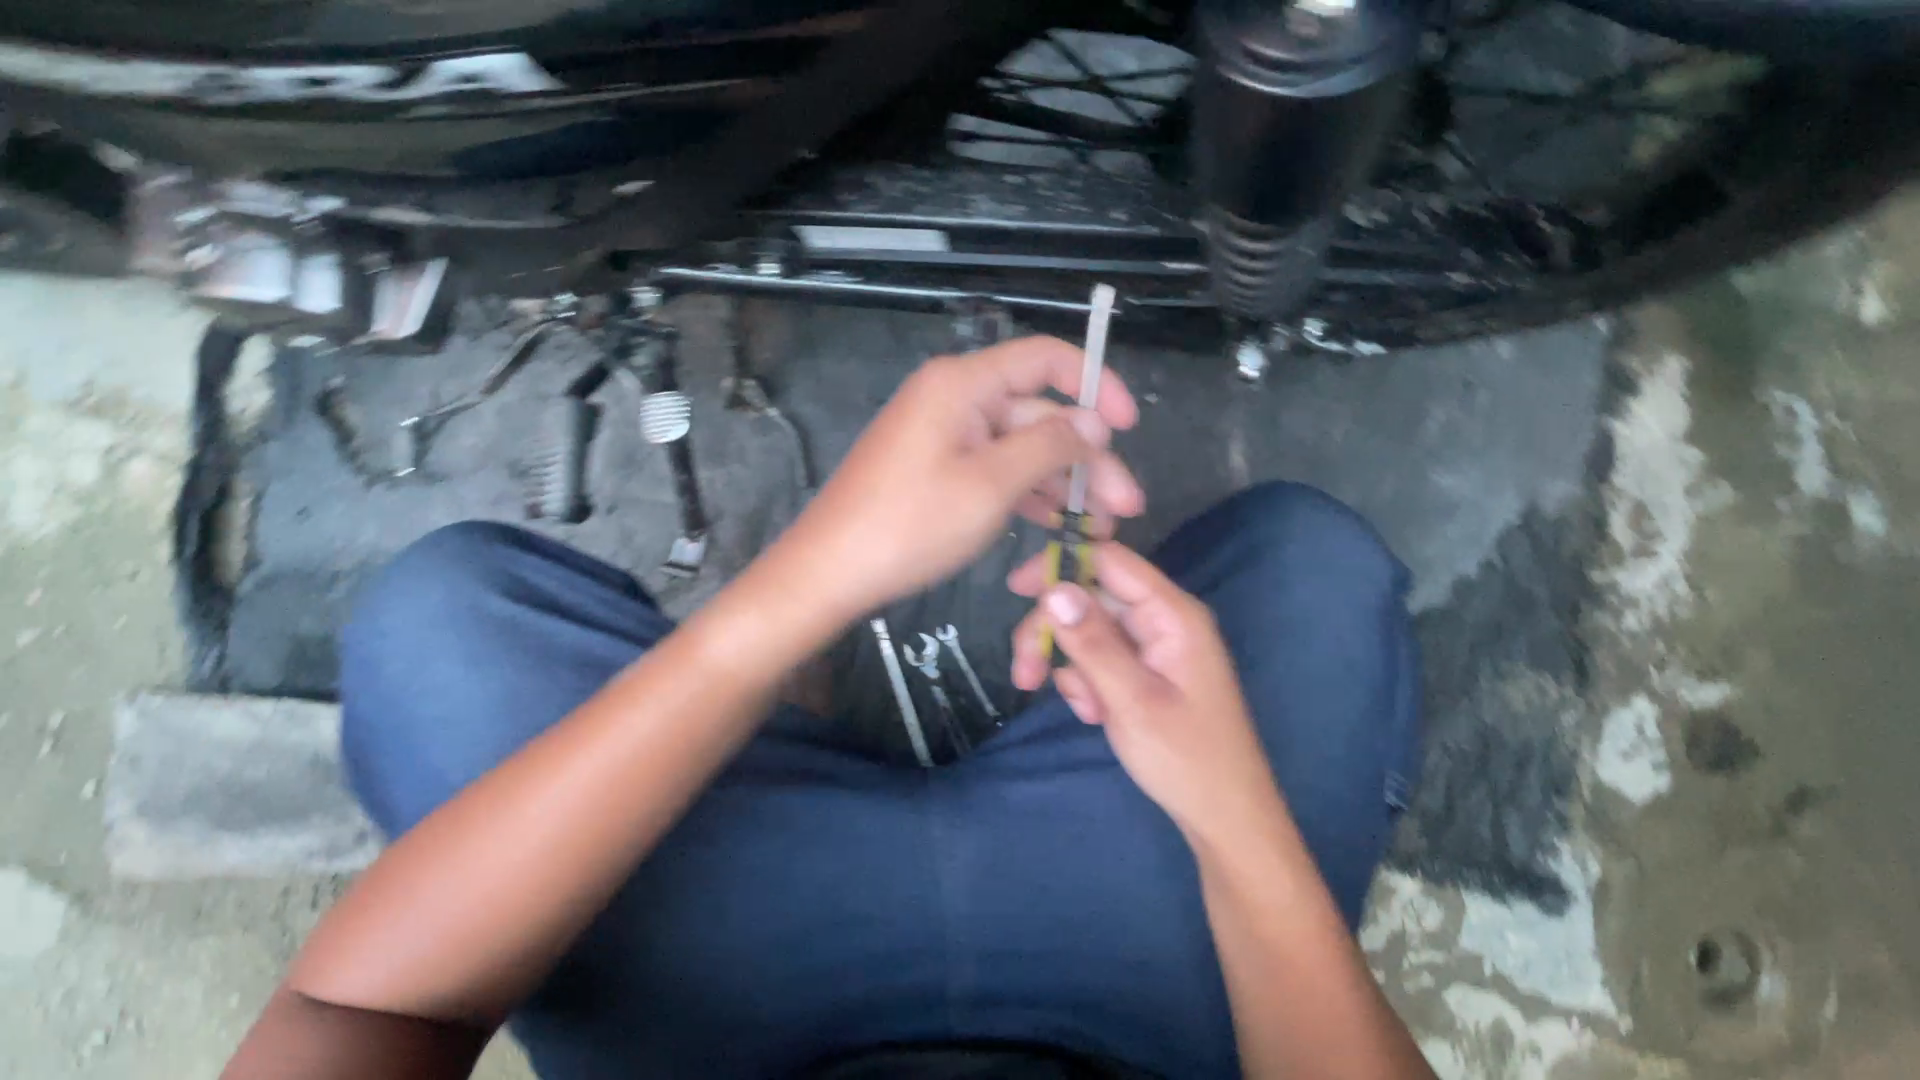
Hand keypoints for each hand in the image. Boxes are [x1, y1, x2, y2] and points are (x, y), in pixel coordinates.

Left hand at [777, 336, 1142, 619]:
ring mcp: (944, 435)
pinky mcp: (936, 468)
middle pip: (1038, 412)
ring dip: (1061, 482)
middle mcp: (955, 398)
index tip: (1129, 427)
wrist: (831, 572)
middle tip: (1125, 507)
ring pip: (1020, 446)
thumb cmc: (910, 525)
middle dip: (1086, 457)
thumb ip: (1049, 445)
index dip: (1096, 384)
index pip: (1046, 358)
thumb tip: (1094, 421)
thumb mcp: (991, 485)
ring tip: (1099, 527)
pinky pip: (993, 468)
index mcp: (964, 384)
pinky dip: (1025, 492)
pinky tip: (1055, 523)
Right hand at [1009, 542, 1285, 847]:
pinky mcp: (1146, 673)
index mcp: (1172, 614)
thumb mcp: (1131, 700)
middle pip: (1091, 599)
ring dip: (1070, 665)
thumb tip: (1054, 589)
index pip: (1109, 561)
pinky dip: (1087, 684)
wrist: (1223, 817)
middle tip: (1024, 674)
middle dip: (1053, 632)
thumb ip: (1092, 643)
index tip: (1016, 589)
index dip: (1060, 566)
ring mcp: (1155, 648)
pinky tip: (1096, 716)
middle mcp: (1163, 621)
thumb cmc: (1186, 758)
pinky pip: (1101, 660)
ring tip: (1081, 710)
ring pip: (1090, 632)